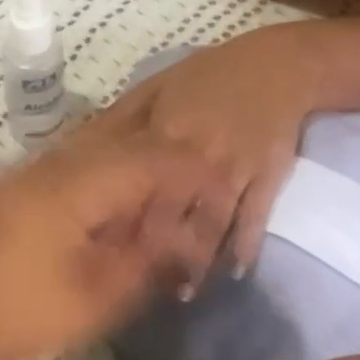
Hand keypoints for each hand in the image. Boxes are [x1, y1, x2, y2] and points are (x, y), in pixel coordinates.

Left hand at [0, 126, 231, 359]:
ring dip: (131, 167)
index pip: (145, 160)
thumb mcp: (101, 296)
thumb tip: (185, 237)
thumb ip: (149, 258)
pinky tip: (115, 205)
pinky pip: (68, 166)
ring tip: (162, 196)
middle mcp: (46, 167)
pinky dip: (101, 177)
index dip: (188, 170)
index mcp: (70, 186)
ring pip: (91, 151)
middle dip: (163, 162)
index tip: (220, 184)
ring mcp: (24, 175)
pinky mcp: (12, 191)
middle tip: (197, 187)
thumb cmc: (30, 316)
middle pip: (118, 144)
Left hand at [102, 25, 315, 279]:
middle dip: (151, 251)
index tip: (100, 252)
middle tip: (134, 288)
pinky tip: (234, 272)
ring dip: (196, 260)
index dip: (117, 218)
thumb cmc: (207, 79)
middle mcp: (194, 154)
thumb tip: (80, 151)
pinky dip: (243, 246)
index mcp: (161, 131)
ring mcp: (232, 167)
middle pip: (166, 210)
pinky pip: (253, 217)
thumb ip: (120, 121)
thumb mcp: (155, 89)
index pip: (131, 184)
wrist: (278, 66)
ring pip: (209, 222)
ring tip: (184, 293)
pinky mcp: (266, 177)